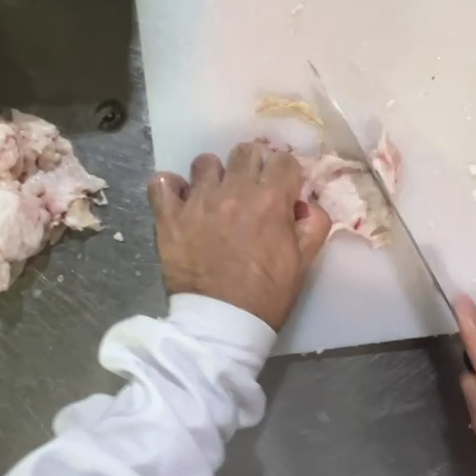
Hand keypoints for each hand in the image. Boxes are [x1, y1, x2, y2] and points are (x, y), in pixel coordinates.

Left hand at [149, 142, 333, 329]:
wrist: (221, 323)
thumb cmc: (266, 295)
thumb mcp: (303, 263)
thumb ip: (313, 225)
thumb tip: (306, 205)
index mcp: (270, 200)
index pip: (283, 161)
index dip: (286, 174)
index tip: (283, 190)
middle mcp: (233, 191)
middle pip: (246, 152)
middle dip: (254, 166)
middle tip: (252, 190)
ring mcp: (197, 201)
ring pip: (206, 162)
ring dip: (215, 175)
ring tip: (216, 197)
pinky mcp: (168, 216)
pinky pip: (162, 182)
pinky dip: (171, 187)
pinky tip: (180, 201)